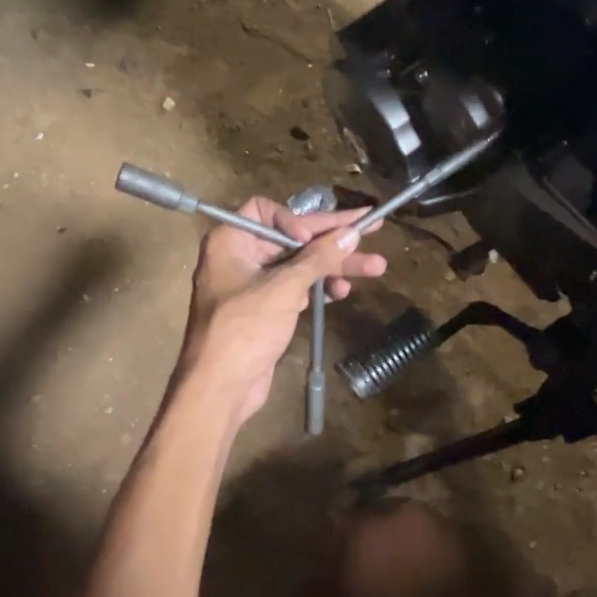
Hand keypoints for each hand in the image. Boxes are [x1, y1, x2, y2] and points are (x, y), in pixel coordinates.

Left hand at [176, 198, 387, 425]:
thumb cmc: (244, 328)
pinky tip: (343, 292)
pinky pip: (296, 289)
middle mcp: (240, 257)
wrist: (221, 386)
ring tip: (376, 266)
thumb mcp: (284, 287)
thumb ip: (320, 258)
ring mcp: (253, 286)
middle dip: (332, 239)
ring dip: (334, 266)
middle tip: (374, 227)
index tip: (316, 237)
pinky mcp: (266, 311)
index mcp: (231, 241)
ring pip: (300, 265)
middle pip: (292, 238)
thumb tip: (351, 233)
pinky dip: (319, 288)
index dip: (295, 219)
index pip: (265, 210)